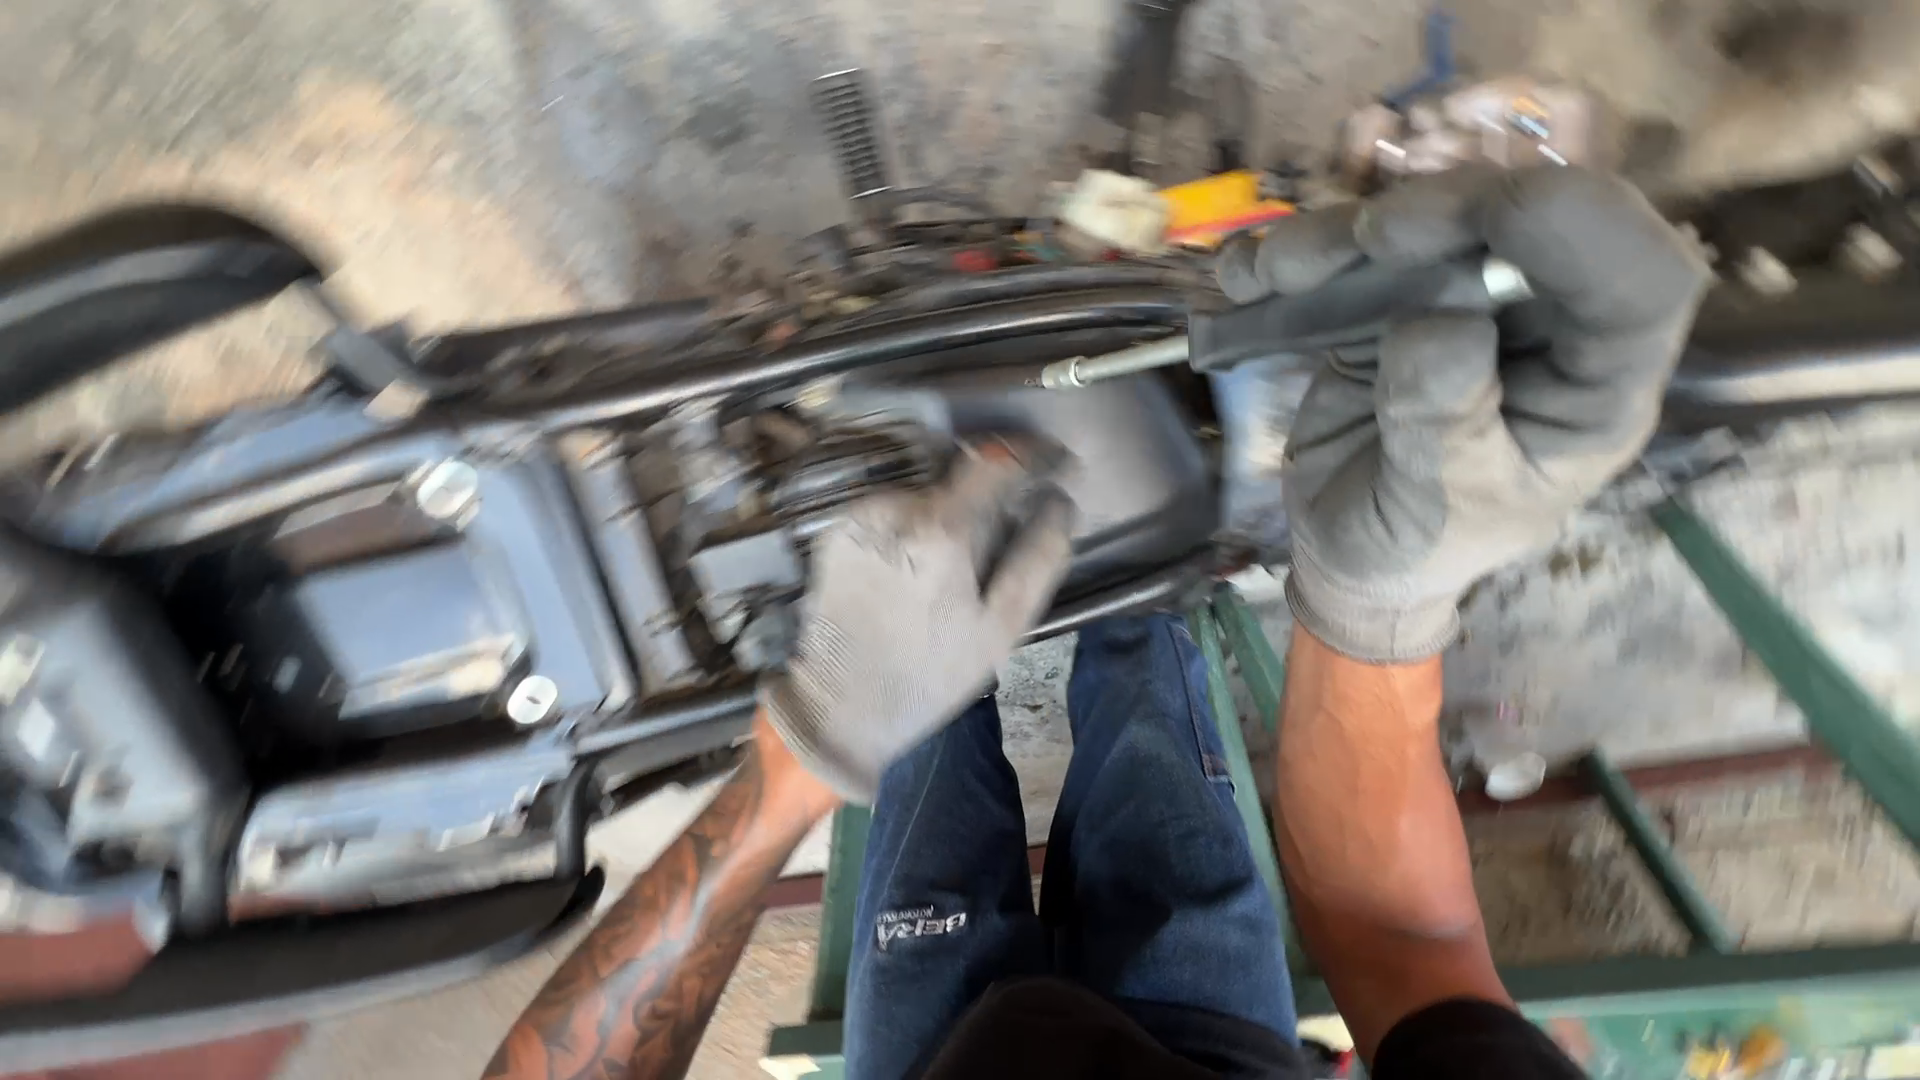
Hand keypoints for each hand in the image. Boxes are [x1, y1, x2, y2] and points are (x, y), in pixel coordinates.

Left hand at [760, 444, 1075, 801]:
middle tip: (996, 542)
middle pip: (958, 473)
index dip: (1032, 453)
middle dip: (986, 495)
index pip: (995, 457)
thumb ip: (1040, 556)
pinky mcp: (835, 528)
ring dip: (947, 511)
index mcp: (939, 528)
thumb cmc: (929, 674)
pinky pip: (891, 509)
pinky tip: (912, 572)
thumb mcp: (1002, 627)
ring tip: (949, 569)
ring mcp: (858, 514)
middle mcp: (892, 506)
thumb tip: (1061, 503)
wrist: (839, 704)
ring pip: (924, 490)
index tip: (1053, 461)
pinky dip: (912, 525)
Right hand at [1220, 166, 1708, 662]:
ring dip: (1340, 236)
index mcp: (1592, 387)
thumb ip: (1446, 426)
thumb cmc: (1417, 548)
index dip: (1580, 228)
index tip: (1486, 218)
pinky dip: (1291, 262)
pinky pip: (1345, 269)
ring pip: (1419, 235)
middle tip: (1363, 236)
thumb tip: (1434, 322)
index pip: (1637, 283)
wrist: (1349, 556)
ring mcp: (1456, 312)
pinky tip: (1245, 276)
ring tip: (1270, 271)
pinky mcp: (1383, 313)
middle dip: (1441, 214)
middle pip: (1518, 229)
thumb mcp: (1440, 509)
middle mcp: (1538, 330)